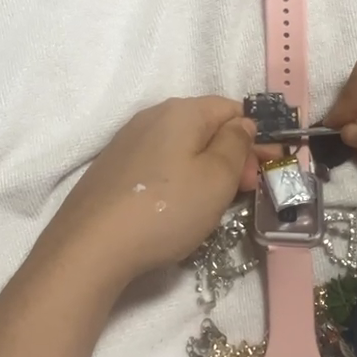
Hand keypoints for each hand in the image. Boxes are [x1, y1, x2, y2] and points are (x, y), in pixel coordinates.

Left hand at [38, 97, 256, 285]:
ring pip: (181, 148)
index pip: (231, 109)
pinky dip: (177, 181)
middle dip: (232, 157)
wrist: (90, 247)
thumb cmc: (165, 209)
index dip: (255, 138)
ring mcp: (128, 142)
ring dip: (205, 171)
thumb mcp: (216, 178)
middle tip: (245, 195)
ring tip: (213, 207)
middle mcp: (152, 116)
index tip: (266, 172)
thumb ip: (236, 145)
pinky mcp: (113, 169)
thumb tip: (241, 125)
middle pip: (206, 127)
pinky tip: (177, 209)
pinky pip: (158, 165)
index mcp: (181, 111)